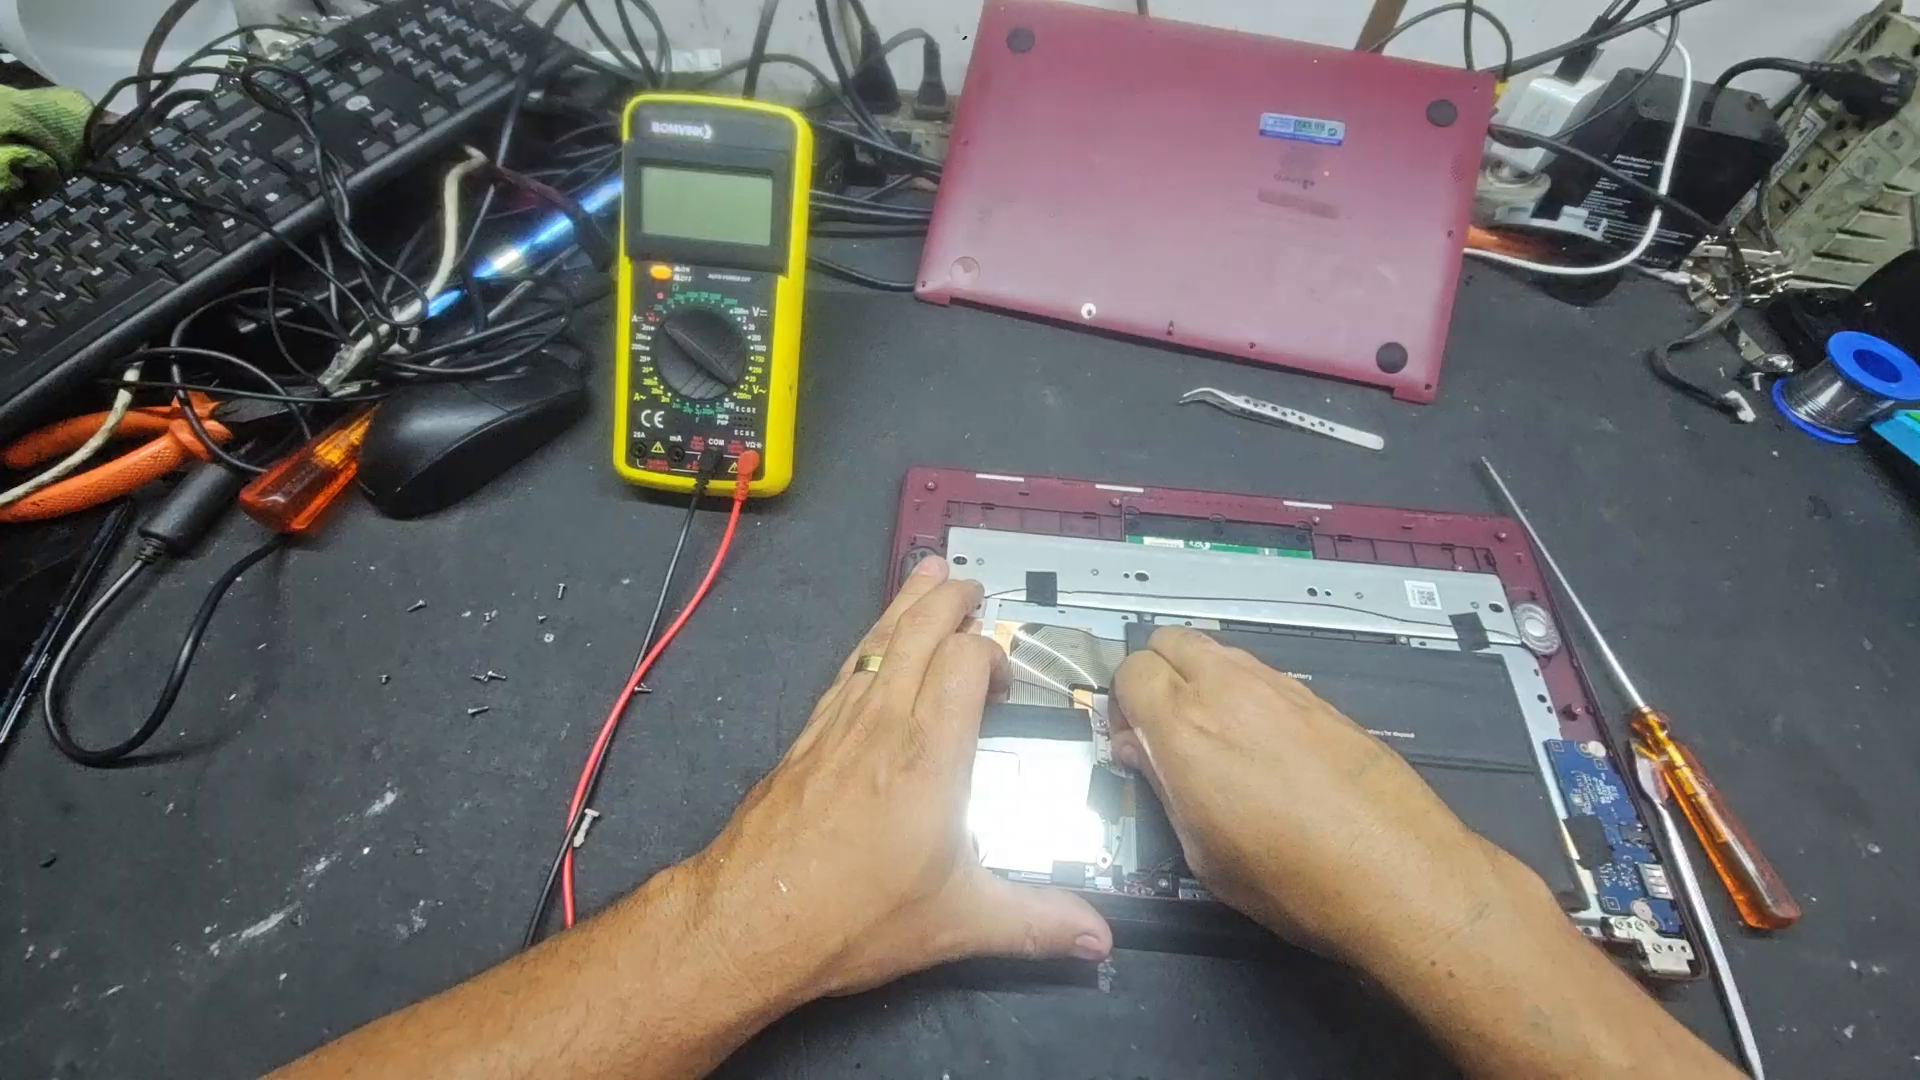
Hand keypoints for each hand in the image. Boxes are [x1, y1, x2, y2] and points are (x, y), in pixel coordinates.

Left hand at [679, 557, 1112, 1003]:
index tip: (1003, 685)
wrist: (750, 920)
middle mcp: (885, 721)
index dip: (991, 655)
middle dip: (949, 599)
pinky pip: (848, 666)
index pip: (965, 661)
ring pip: (879, 639)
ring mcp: (841, 720)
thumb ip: (1036, 922)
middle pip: (918, 631)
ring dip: (907, 602)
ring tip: (926, 572)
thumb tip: (1099, 938)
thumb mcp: (960, 923)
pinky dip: (870, 638)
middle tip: (972, 587)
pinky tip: (874, 638)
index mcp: (930, 754)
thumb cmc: (856, 916)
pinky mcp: (810, 732)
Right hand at [1110, 627, 1540, 967]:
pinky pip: (1258, 672)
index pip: (1130, 671)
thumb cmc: (1290, 879)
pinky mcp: (1315, 696)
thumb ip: (1161, 784)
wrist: (1402, 876)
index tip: (1132, 741)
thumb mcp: (1200, 849)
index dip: (1121, 703)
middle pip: (1168, 640)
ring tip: (1213, 731)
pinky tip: (1261, 741)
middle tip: (1163, 724)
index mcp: (1184, 725)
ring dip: (1197, 677)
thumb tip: (1138, 749)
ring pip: (1214, 649)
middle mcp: (1226, 689)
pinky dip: (1240, 690)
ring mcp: (1275, 686)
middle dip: (1154, 674)